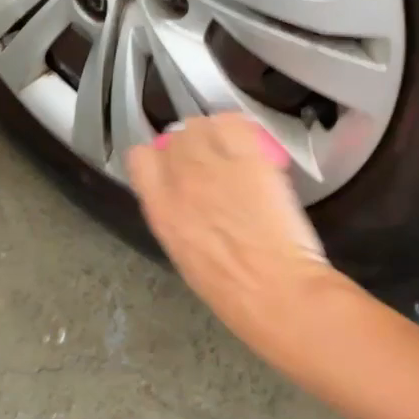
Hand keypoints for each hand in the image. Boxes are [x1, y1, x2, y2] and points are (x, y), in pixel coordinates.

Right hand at [126, 114, 334, 338]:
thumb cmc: (233, 292)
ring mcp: (214, 165)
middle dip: (188, 147)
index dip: (156, 159)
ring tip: (229, 151)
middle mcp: (181, 178)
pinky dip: (238, 128)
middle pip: (174, 137)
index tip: (170, 165)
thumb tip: (182, 199)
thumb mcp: (184, 256)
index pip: (140, 157)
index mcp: (160, 208)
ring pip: (199, 125)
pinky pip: (233, 123)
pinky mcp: (249, 159)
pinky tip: (248, 144)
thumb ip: (175, 217)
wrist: (279, 294)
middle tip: (209, 163)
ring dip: (211, 134)